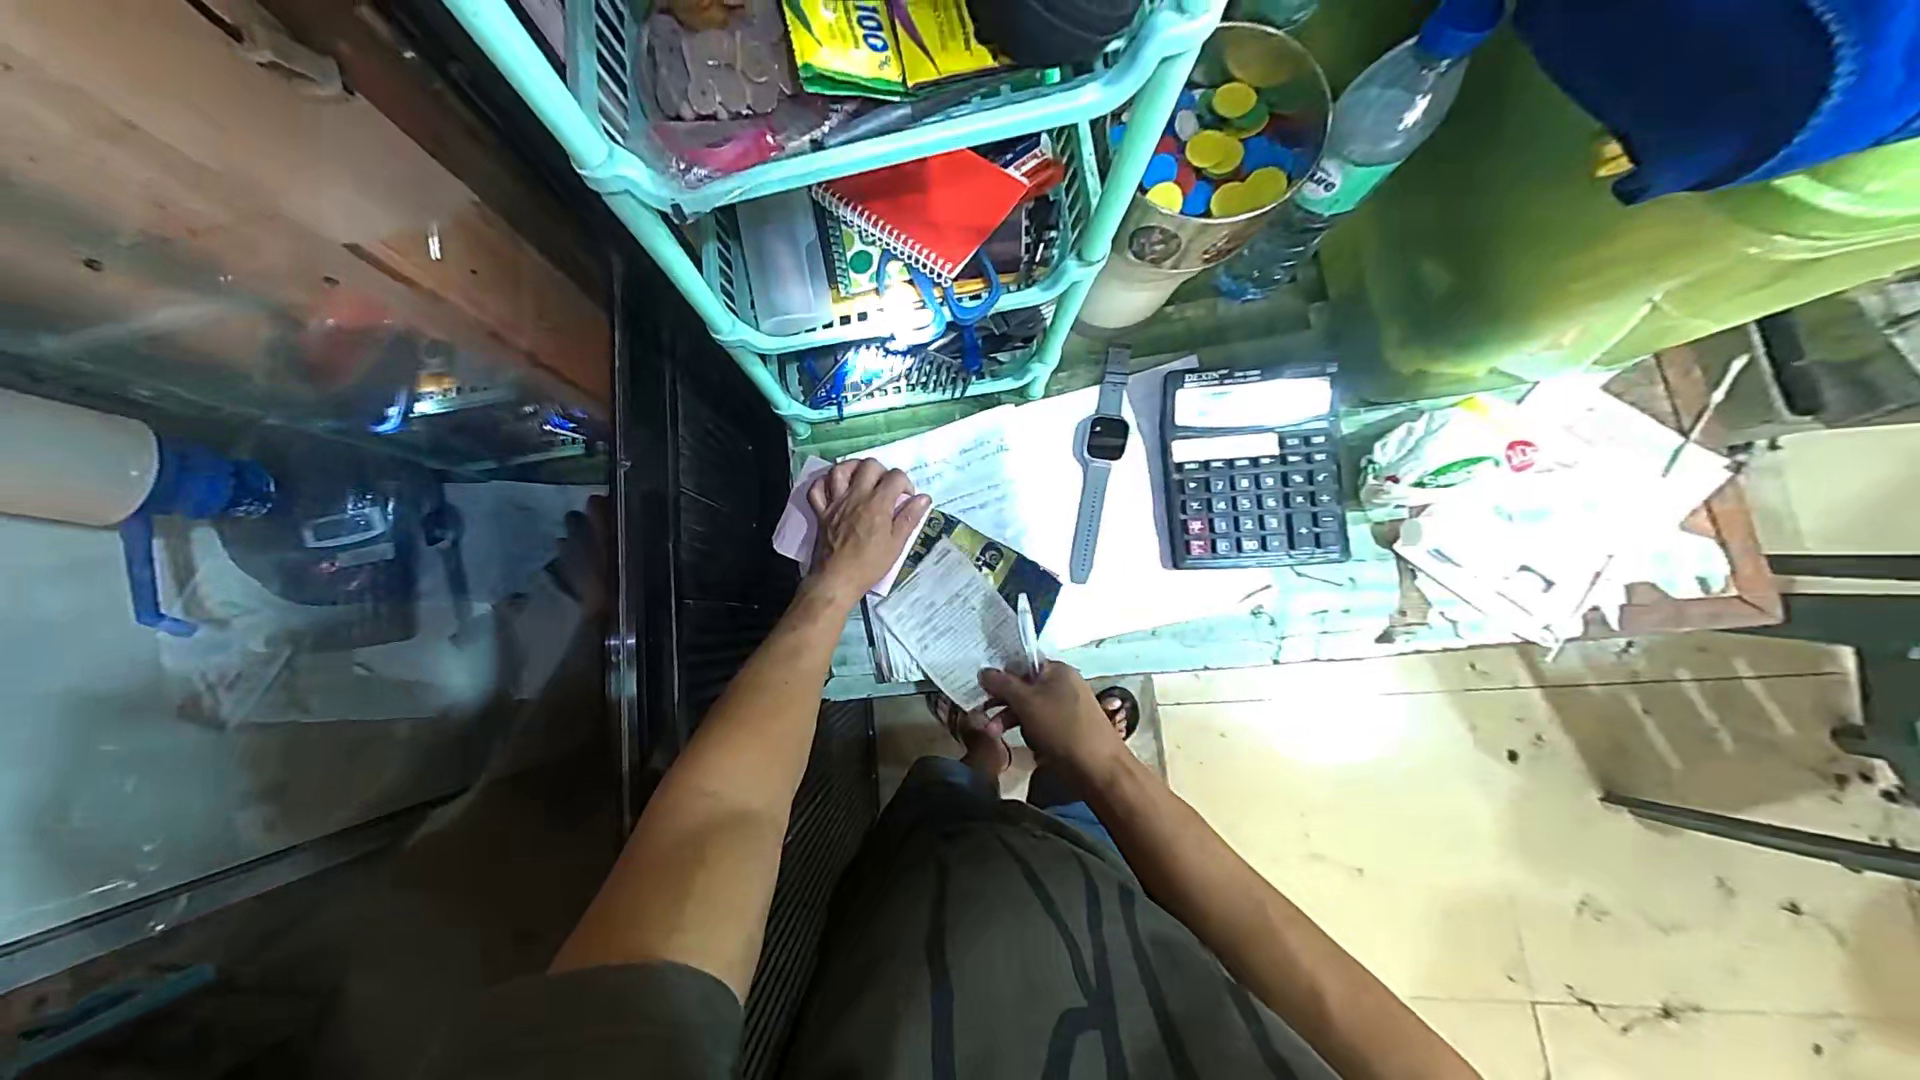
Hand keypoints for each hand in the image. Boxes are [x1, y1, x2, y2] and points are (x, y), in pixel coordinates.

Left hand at [807, 458, 930, 607]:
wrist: (837, 580)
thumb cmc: (870, 564)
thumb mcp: (896, 544)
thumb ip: (910, 518)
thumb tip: (923, 498)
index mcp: (878, 504)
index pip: (895, 476)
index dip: (905, 483)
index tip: (906, 497)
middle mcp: (856, 496)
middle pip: (869, 465)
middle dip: (882, 470)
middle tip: (885, 486)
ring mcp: (835, 502)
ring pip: (840, 470)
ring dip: (853, 468)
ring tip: (861, 478)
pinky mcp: (820, 512)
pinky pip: (816, 488)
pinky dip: (825, 483)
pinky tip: (835, 487)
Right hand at [979, 662, 1131, 786]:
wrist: (1098, 768)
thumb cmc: (1061, 727)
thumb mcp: (1026, 702)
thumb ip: (1002, 684)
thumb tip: (983, 671)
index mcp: (1056, 670)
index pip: (1022, 663)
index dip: (1001, 674)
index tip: (982, 688)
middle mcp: (1062, 684)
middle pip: (1023, 686)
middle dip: (1002, 701)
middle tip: (982, 714)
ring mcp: (1065, 706)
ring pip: (1029, 706)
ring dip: (1009, 718)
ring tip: (993, 734)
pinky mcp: (1066, 728)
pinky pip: (1040, 722)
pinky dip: (1027, 729)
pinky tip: (1020, 742)